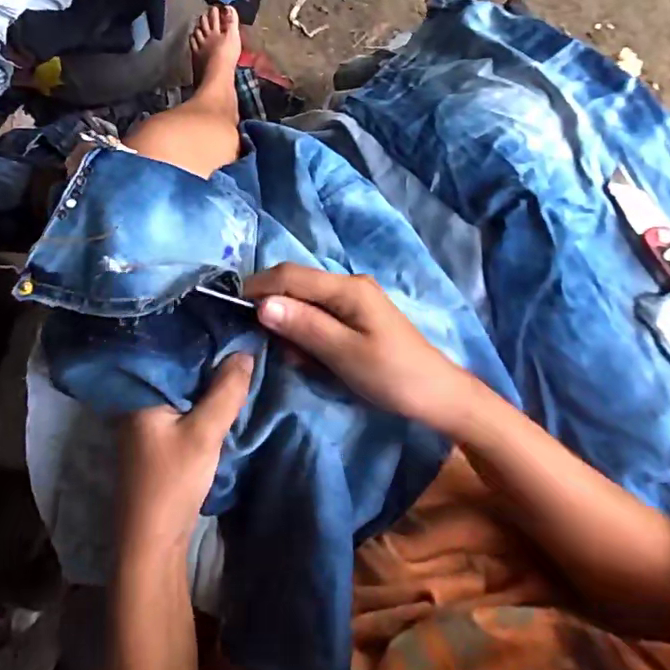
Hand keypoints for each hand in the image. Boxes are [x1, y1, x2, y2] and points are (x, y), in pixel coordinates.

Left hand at [115, 352, 253, 554]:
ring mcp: (148, 422)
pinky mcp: (160, 438)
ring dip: (209, 381)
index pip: (172, 349)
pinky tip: (228, 393)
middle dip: (210, 358)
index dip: (203, 336)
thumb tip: (247, 351)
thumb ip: (226, 391)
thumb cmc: (172, 482)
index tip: (234, 323)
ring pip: (185, 389)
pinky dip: (205, 400)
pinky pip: (186, 406)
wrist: (152, 544)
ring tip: (242, 358)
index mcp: (139, 393)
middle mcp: (139, 401)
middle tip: (244, 338)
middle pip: (180, 369)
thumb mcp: (205, 433)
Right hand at [244, 263, 486, 435]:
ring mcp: (354, 300)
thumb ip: (304, 326)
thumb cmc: (392, 376)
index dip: (259, 287)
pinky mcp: (356, 317)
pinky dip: (309, 336)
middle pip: (297, 286)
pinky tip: (316, 360)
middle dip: (277, 312)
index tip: (233, 310)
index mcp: (348, 288)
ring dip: (294, 328)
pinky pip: (320, 317)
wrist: (437, 395)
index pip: (290, 275)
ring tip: (302, 361)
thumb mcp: (344, 354)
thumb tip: (262, 304)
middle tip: (277, 348)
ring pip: (306, 303)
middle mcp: (349, 285)